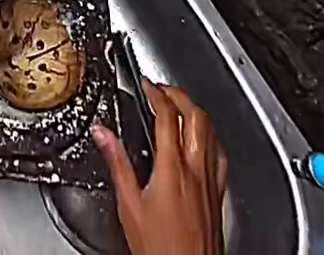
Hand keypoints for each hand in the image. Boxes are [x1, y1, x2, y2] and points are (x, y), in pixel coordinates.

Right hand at [94, 81, 229, 254]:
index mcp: (172, 169)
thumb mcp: (129, 205)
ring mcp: (211, 183)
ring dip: (195, 111)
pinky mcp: (219, 196)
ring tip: (180, 105)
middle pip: (196, 117)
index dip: (157, 94)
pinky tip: (203, 139)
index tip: (147, 85)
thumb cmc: (160, 250)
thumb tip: (102, 133)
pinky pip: (220, 155)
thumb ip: (117, 163)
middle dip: (179, 95)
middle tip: (163, 88)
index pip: (168, 117)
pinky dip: (211, 136)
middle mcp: (195, 171)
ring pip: (212, 133)